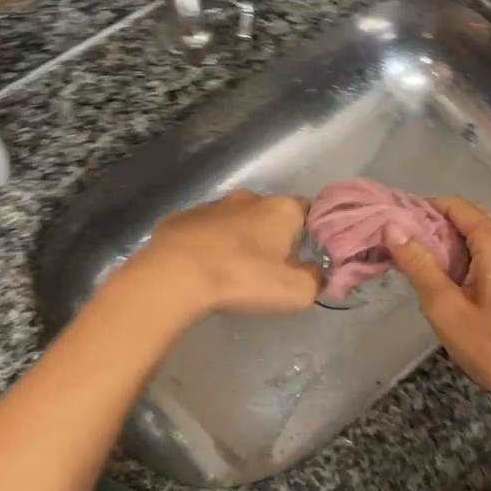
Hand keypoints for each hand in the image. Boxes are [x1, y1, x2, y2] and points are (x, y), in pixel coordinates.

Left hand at [123, 190, 320, 317]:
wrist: (172, 276)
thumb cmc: (242, 279)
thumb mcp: (295, 292)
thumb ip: (315, 280)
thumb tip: (317, 273)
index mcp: (282, 210)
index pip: (311, 212)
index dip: (313, 233)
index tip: (310, 256)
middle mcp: (249, 198)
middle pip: (272, 216)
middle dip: (274, 238)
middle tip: (272, 269)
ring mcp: (212, 205)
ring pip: (236, 221)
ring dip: (239, 240)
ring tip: (234, 271)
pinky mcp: (181, 218)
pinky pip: (204, 231)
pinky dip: (208, 245)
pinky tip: (203, 268)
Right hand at [387, 197, 490, 413]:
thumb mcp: (445, 307)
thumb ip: (418, 264)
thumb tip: (393, 228)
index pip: (455, 206)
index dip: (423, 209)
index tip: (395, 225)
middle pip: (470, 219)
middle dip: (437, 228)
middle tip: (404, 249)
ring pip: (484, 240)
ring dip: (454, 248)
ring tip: (424, 270)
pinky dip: (473, 262)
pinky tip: (456, 287)